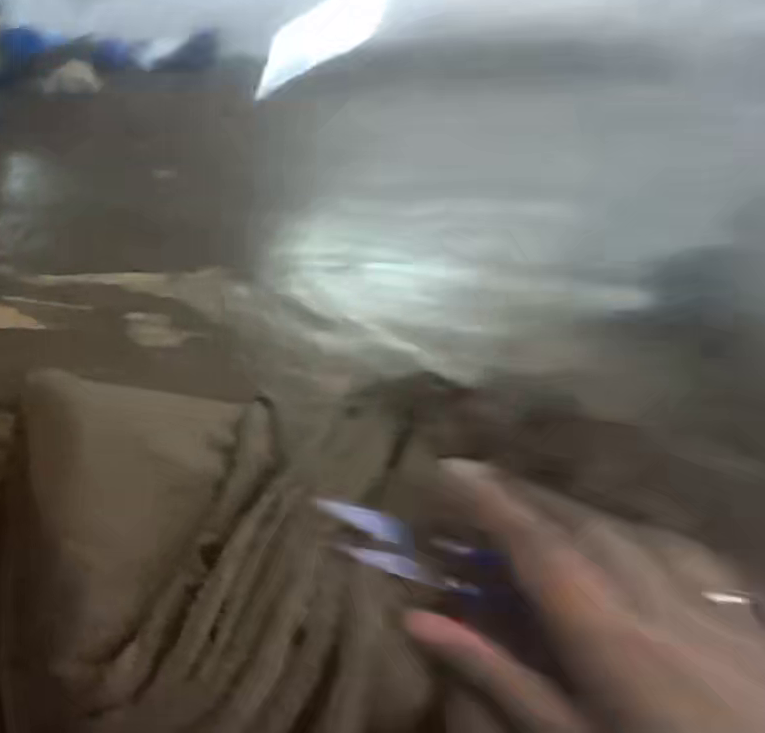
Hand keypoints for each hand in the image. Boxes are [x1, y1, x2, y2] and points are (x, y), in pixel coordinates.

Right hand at [407, 460, 764, 732]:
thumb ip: (500, 678)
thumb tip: (413, 618)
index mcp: (610, 635)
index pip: (538, 544)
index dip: (488, 499)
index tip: (446, 466)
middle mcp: (666, 614)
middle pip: (595, 532)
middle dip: (532, 496)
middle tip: (482, 478)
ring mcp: (734, 630)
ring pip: (662, 545)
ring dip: (598, 517)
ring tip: (560, 511)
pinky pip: (720, 579)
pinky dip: (670, 553)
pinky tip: (659, 561)